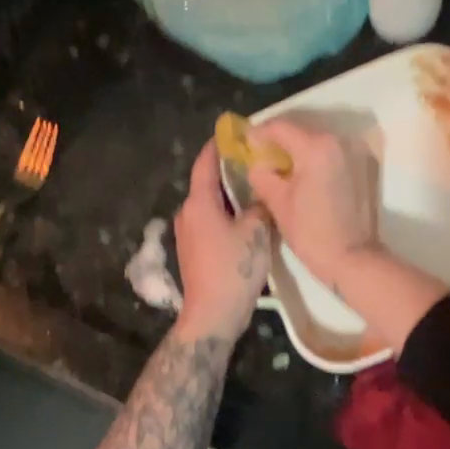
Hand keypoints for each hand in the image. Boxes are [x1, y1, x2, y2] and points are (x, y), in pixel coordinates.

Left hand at [174, 140, 272, 342]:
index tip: (234, 133)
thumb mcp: (256, 232)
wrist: (213, 314)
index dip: (219, 145)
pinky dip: (226, 216)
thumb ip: (260, 206)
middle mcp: (187, 214)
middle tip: (257, 163)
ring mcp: (188, 235)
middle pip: (208, 184)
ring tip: (256, 190)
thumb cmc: (233, 269)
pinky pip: (211, 223)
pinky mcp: (193, 252)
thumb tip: (262, 194)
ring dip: (230, 197)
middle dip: (229, 172)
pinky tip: (247, 220)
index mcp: (198, 203)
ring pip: (210, 206)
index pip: (205, 163)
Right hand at [248, 119, 379, 290]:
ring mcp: (354, 153)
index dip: (258, 133)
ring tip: (281, 169)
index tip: (245, 144)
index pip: (280, 127)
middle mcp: (338, 141)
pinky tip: (304, 178)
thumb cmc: (311, 233)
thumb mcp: (278, 203)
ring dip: (298, 151)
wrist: (352, 258)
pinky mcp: (363, 168)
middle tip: (260, 157)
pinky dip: (316, 161)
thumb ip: (262, 174)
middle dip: (279, 142)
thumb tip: (256, 163)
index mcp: (315, 147)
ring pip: (317, 143)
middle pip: (301, 132)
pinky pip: (332, 155)